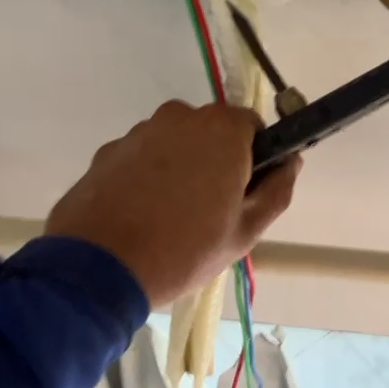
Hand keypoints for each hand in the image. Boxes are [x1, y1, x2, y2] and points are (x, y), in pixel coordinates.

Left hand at [43, 100, 299, 305]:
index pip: (251, 126)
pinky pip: (140, 158)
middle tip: (210, 209)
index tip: (244, 190)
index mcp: (221, 129)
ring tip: (168, 216)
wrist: (97, 270)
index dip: (253, 156)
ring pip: (173, 143)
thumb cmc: (184, 249)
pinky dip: (145, 177)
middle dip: (215, 159)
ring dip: (178, 167)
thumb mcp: (245, 231)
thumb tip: (291, 162)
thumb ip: (277, 190)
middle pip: (210, 131)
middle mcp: (180, 117)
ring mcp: (139, 132)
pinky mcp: (106, 152)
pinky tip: (139, 215)